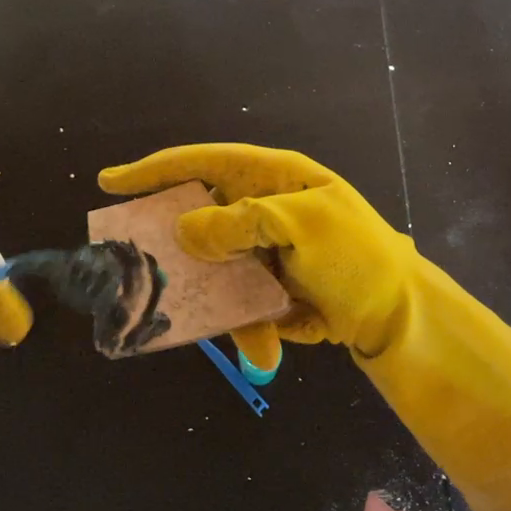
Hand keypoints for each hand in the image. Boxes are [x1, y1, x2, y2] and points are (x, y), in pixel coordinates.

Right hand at [98, 143, 413, 370]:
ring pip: (210, 270)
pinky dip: (243, 327)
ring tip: (225, 321)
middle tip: (137, 264)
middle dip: (170, 244)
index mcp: (273, 179)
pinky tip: (266, 348)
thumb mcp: (304, 226)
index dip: (156, 170)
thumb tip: (184, 230)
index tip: (110, 182)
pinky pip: (233, 304)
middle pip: (196, 217)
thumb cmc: (357, 258)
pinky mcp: (266, 292)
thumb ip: (242, 223)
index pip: (205, 163)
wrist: (401, 318)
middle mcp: (261, 211)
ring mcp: (262, 254)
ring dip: (208, 299)